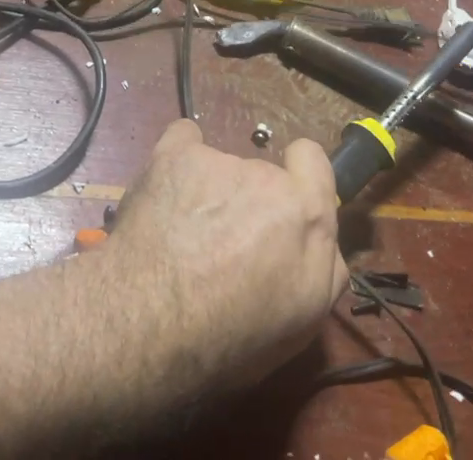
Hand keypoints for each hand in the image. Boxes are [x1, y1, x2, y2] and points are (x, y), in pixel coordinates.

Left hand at [101, 120, 346, 386]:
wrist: (152, 317)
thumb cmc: (231, 334)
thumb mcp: (302, 323)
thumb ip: (321, 268)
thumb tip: (314, 238)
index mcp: (306, 217)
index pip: (314, 163)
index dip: (299, 176)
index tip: (282, 198)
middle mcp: (266, 179)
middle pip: (261, 177)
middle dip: (246, 202)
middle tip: (220, 243)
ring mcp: (218, 162)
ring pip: (219, 168)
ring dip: (207, 191)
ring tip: (179, 233)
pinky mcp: (175, 154)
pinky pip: (183, 139)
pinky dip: (177, 159)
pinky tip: (162, 189)